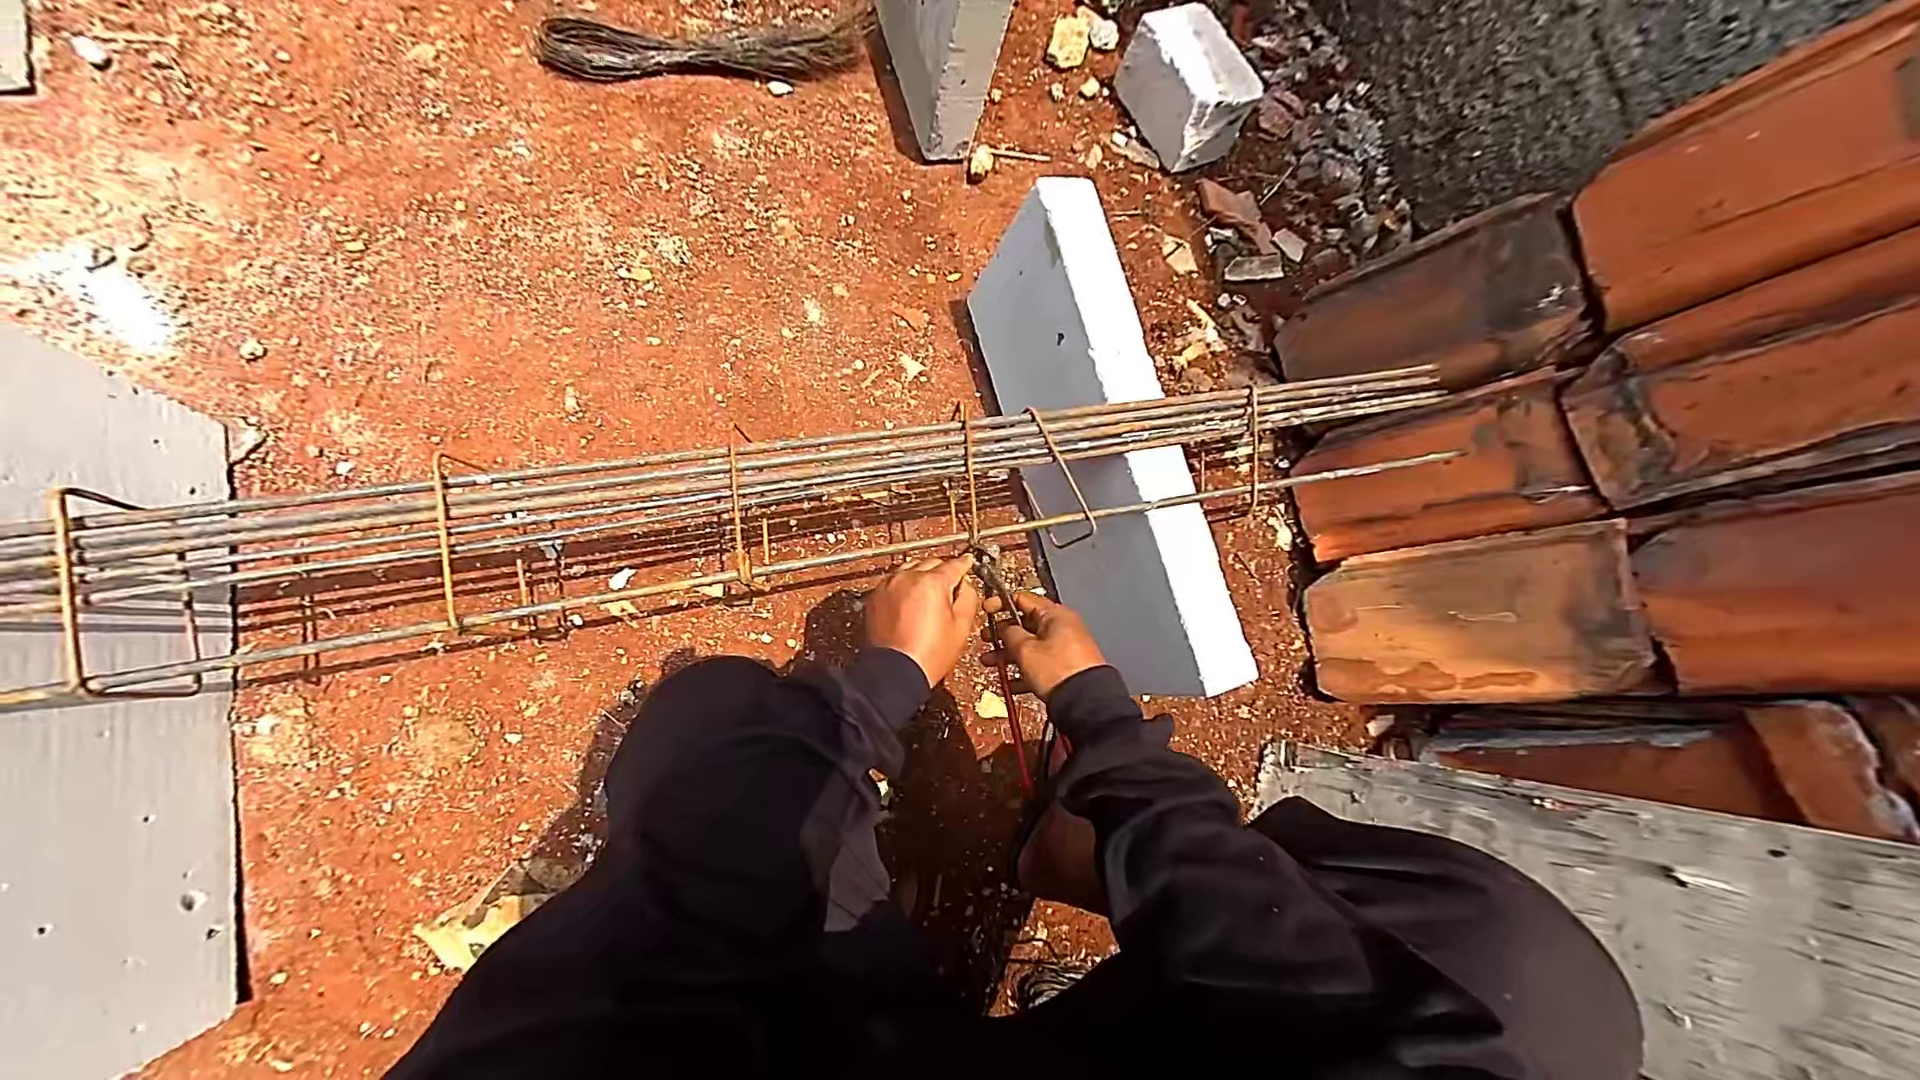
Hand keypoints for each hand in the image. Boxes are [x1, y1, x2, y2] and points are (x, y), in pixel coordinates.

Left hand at [864, 555, 981, 686]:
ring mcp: (889, 585)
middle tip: (951, 585)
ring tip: (929, 591)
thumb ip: (968, 597)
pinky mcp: (876, 597)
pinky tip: (911, 598)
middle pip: (931, 563)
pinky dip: (904, 584)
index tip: (967, 562)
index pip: (954, 565)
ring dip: (922, 575)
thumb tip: (964, 584)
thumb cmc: (929, 654)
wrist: (894, 671)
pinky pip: (894, 581)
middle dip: (943, 571)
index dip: (964, 564)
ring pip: (910, 568)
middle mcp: (908, 577)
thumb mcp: (962, 627)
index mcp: (932, 582)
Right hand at [981, 592, 1106, 699]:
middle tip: (986, 639)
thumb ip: (1010, 634)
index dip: (1001, 603)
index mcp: (1054, 615)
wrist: (1085, 702)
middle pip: (1025, 624)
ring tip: (989, 663)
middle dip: (1002, 634)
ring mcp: (1064, 648)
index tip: (986, 609)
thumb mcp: (1025, 649)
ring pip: (1030, 646)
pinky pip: (1039, 664)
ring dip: (1008, 654)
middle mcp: (1061, 628)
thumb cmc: (1056, 669)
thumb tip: (1005, 629)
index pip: (1023, 599)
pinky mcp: (1065, 668)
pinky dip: (1023, 670)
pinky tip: (1009, 682)